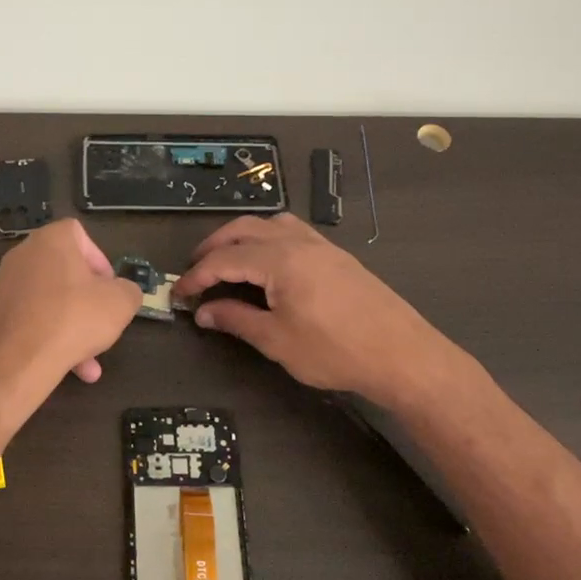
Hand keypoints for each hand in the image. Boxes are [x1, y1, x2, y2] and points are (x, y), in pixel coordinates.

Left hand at [0, 219, 142, 398]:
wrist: (17, 361)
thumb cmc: (73, 318)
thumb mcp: (120, 303)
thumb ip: (128, 291)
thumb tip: (123, 292)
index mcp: (50, 241)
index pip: (78, 234)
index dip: (99, 259)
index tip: (110, 286)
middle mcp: (22, 256)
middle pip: (64, 272)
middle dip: (87, 300)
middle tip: (101, 320)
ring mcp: (5, 285)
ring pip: (49, 302)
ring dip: (72, 327)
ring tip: (90, 361)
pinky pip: (31, 321)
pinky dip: (50, 339)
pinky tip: (68, 368)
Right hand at [175, 215, 468, 406]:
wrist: (402, 355)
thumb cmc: (335, 351)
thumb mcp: (277, 341)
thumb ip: (236, 320)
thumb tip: (204, 312)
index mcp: (280, 259)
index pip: (224, 259)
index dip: (196, 276)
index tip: (178, 294)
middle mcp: (298, 241)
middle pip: (244, 230)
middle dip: (213, 247)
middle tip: (194, 271)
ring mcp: (321, 245)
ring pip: (269, 224)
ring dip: (241, 237)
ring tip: (226, 262)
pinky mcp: (336, 256)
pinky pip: (292, 232)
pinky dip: (266, 239)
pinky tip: (266, 265)